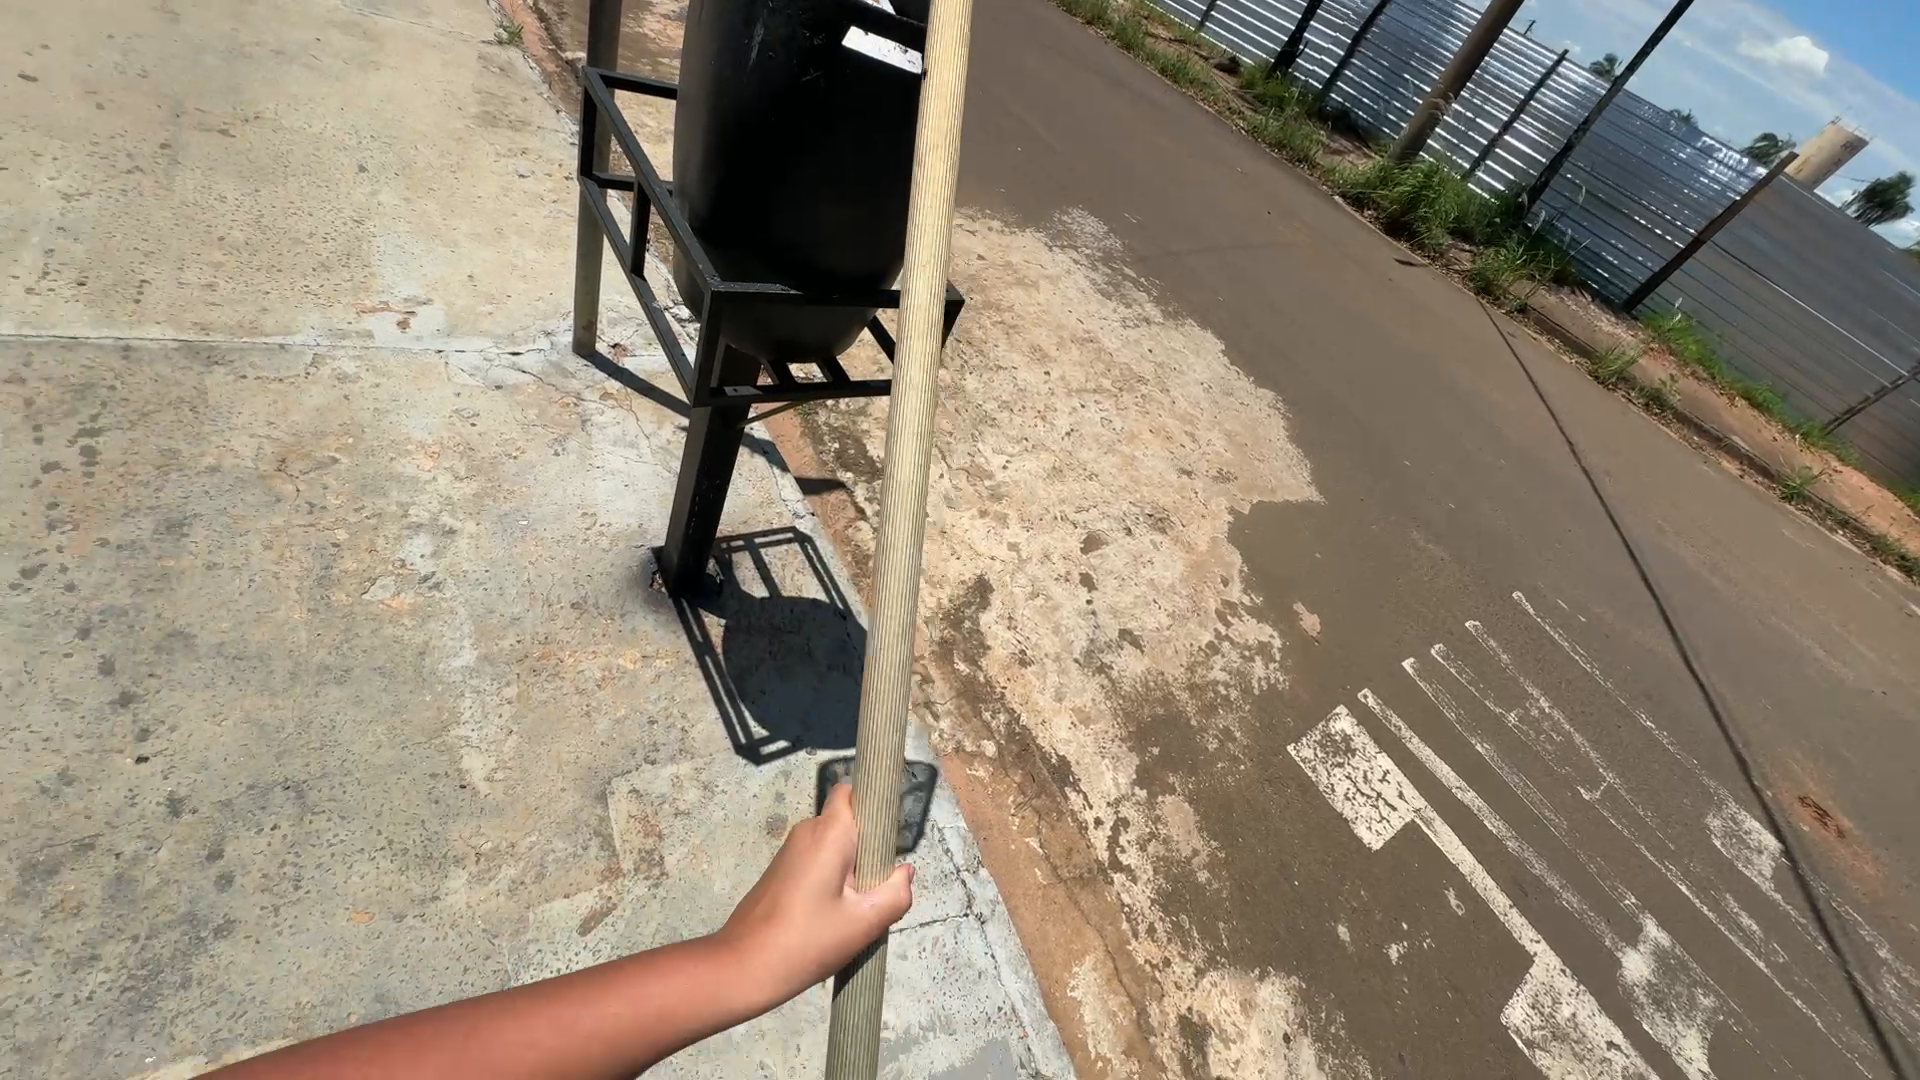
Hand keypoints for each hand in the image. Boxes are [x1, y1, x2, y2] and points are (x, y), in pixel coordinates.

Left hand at [714, 783, 914, 1009]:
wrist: (741, 969)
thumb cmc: (805, 941)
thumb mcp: (862, 924)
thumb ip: (895, 894)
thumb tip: (905, 873)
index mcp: (829, 832)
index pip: (852, 791)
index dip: (873, 807)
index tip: (888, 841)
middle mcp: (808, 830)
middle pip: (848, 822)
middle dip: (867, 848)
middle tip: (874, 888)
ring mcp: (791, 850)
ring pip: (834, 845)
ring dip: (849, 868)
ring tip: (852, 909)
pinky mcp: (781, 870)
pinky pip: (818, 860)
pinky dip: (831, 879)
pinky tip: (830, 916)